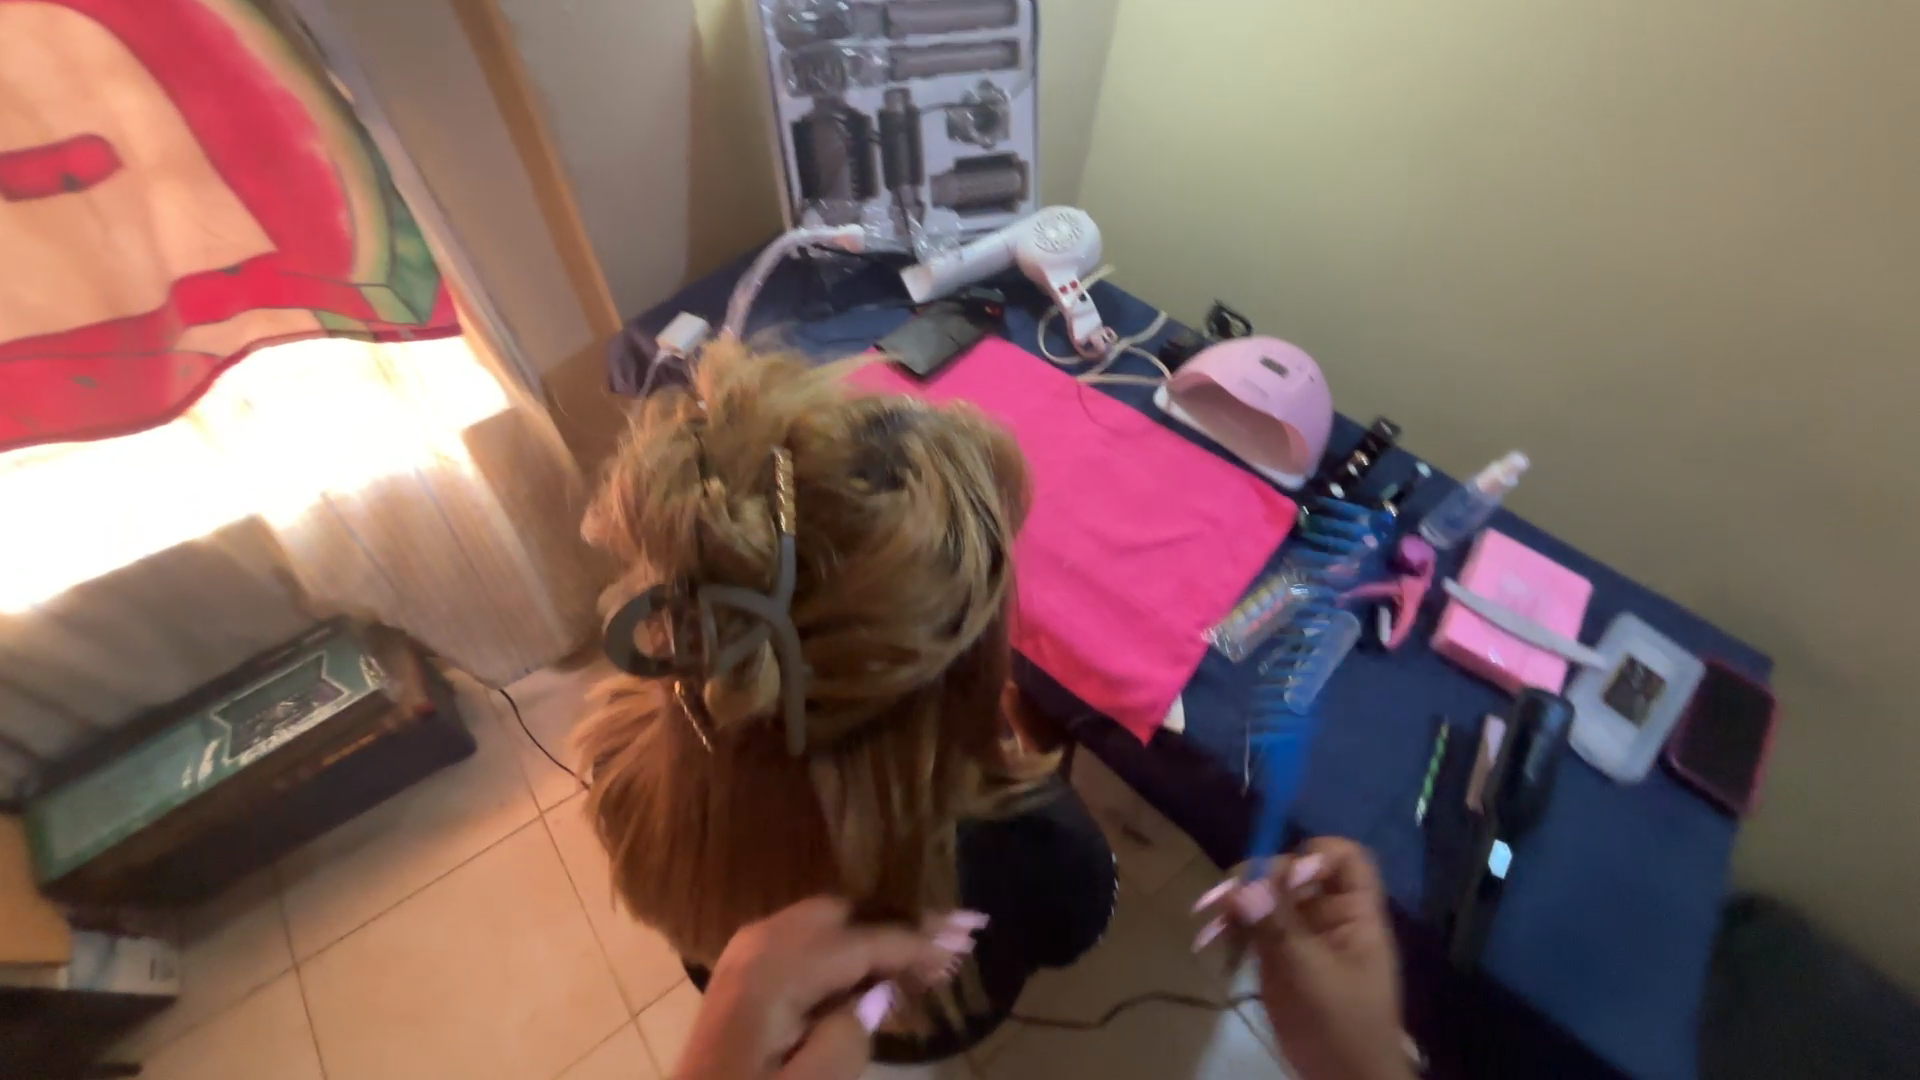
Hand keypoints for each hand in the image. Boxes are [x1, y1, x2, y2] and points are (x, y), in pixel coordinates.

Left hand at [675, 897, 945, 1079]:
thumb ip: (845, 1040)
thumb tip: (878, 992)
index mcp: (772, 969)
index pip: (862, 941)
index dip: (917, 941)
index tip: (967, 936)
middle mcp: (761, 939)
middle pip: (849, 913)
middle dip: (903, 924)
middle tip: (957, 936)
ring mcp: (751, 948)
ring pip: (833, 921)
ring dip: (880, 934)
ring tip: (930, 953)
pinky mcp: (750, 964)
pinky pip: (812, 937)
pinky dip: (851, 945)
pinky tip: (881, 966)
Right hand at [1195, 838, 1412, 1079]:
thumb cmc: (1344, 1026)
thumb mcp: (1312, 972)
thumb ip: (1279, 924)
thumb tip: (1244, 883)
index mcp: (1353, 914)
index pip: (1344, 860)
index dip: (1314, 855)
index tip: (1280, 875)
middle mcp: (1326, 914)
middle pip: (1291, 872)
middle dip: (1254, 879)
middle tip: (1225, 897)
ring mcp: (1300, 932)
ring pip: (1264, 895)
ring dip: (1233, 902)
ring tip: (1206, 917)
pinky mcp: (1277, 952)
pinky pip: (1249, 924)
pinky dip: (1228, 928)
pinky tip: (1210, 941)